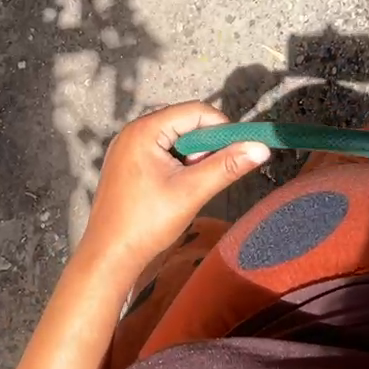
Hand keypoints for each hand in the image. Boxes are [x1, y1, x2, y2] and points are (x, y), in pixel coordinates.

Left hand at [80, 102, 269, 267]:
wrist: (107, 258)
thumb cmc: (148, 223)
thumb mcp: (192, 192)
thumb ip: (227, 166)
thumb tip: (261, 148)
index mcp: (145, 129)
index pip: (194, 111)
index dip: (220, 126)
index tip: (237, 151)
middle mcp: (133, 130)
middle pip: (182, 121)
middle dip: (204, 143)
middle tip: (211, 172)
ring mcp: (125, 146)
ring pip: (172, 136)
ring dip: (190, 153)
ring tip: (193, 182)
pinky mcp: (124, 162)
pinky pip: (158, 148)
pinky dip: (175, 160)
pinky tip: (177, 185)